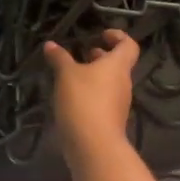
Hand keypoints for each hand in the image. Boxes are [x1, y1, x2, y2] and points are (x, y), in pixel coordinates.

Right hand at [43, 29, 138, 162]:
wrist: (94, 146)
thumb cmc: (84, 101)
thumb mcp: (66, 75)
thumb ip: (59, 58)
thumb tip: (50, 44)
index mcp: (118, 66)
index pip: (129, 45)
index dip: (118, 36)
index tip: (101, 35)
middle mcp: (123, 83)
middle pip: (118, 64)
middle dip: (101, 57)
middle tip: (83, 53)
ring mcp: (119, 104)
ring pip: (109, 83)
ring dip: (94, 76)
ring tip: (72, 75)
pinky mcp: (110, 121)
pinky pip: (103, 100)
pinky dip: (91, 94)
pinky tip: (72, 97)